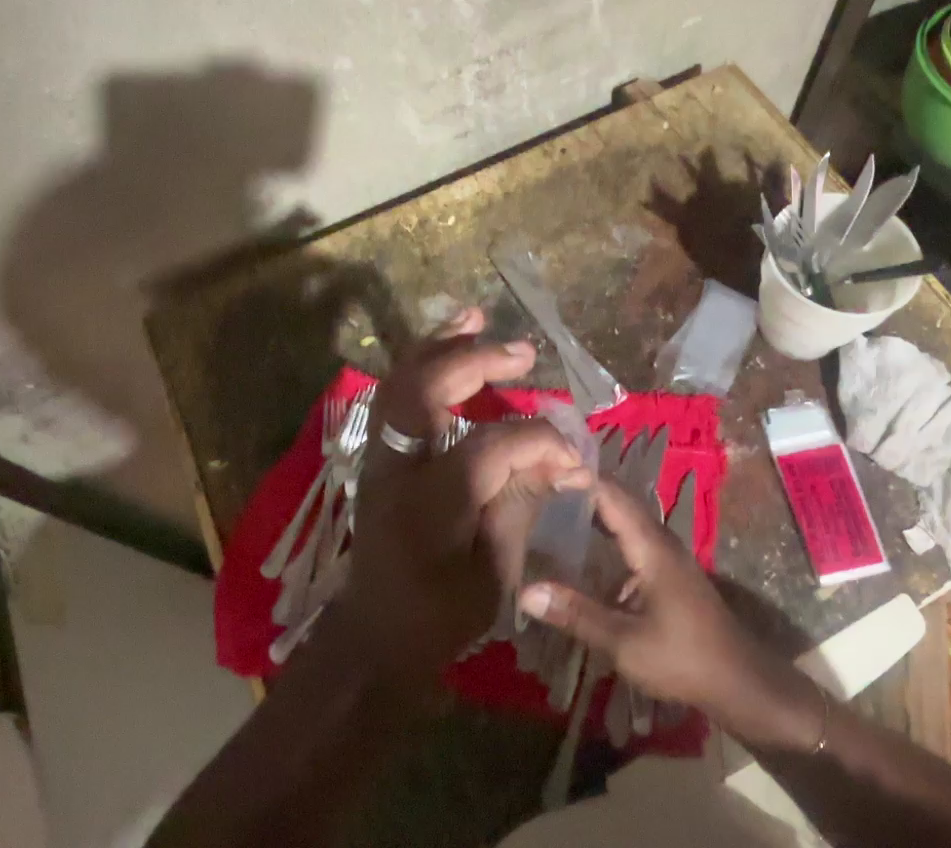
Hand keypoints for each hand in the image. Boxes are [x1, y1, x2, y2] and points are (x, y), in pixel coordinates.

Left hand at [341, 308, 589, 672]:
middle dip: (477, 362)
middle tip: (524, 354)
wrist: (376, 633)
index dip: (539, 442)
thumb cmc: (439, 615)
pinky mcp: (379, 455)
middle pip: (427, 389)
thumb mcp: (494, 570)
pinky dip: (424, 364)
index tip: (573, 457)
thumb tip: (564, 460)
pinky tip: (452, 345)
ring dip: (442, 345)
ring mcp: (381, 457)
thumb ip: (523, 501)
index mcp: (430, 505)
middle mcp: (397, 468)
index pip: (491, 446)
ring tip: (478, 317)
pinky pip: (398, 395)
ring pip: (402, 380)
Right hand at [516, 478, 824, 749]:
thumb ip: (576, 614)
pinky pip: (633, 542)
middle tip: (539, 494)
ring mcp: (669, 558)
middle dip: (581, 494)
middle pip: (618, 503)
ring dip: (594, 515)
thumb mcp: (624, 642)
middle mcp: (661, 542)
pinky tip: (582, 558)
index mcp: (651, 547)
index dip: (578, 481)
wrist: (740, 682)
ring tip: (552, 518)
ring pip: (627, 522)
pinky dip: (606, 539)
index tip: (541, 476)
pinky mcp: (670, 575)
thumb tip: (525, 592)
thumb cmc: (683, 658)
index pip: (611, 495)